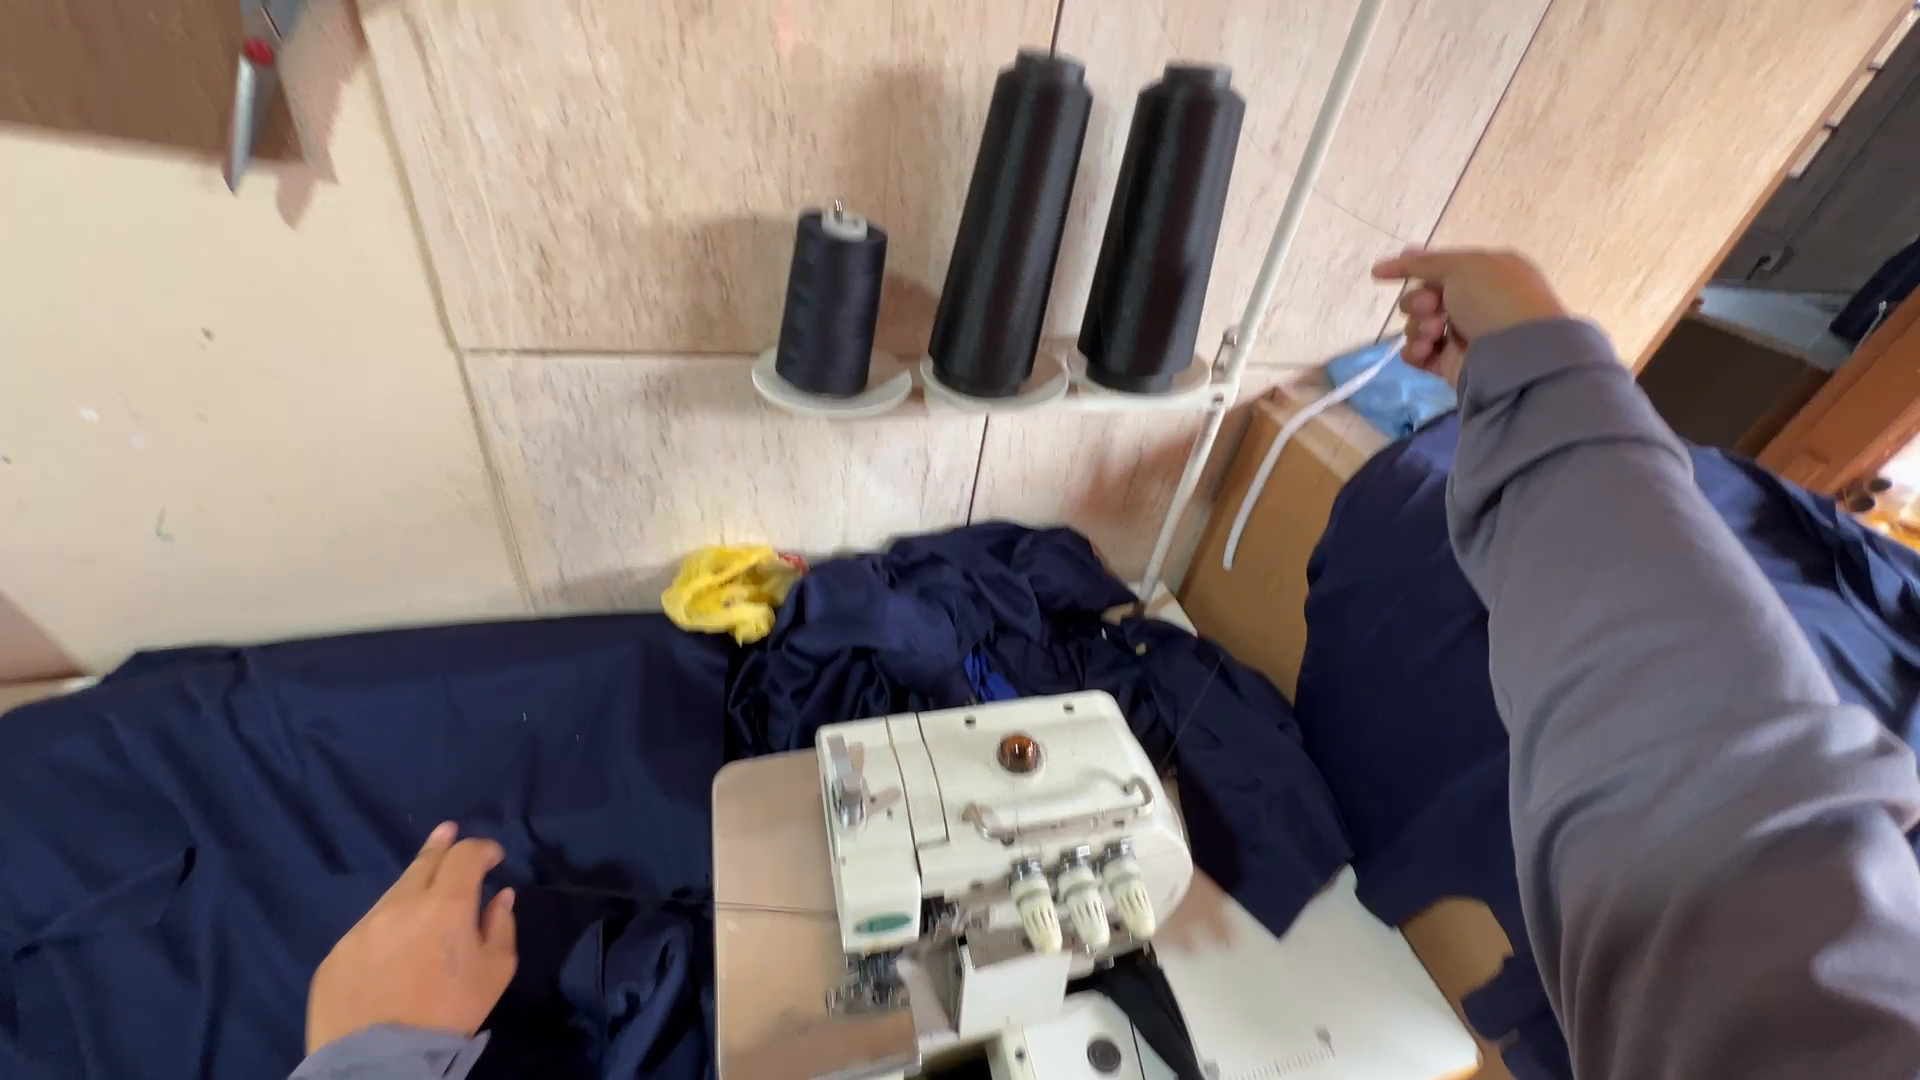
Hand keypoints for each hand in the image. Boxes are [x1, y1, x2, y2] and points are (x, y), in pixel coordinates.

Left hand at [306, 822, 517, 1053]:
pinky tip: (395, 939)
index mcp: (447, 904)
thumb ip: (501, 924)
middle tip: (448, 831)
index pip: (467, 854)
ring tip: (425, 887)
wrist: (378, 1064)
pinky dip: (388, 921)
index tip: (494, 858)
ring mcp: (363, 929)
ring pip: (394, 891)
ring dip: (415, 884)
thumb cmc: (450, 1012)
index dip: (483, 848)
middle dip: (442, 844)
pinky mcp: (336, 955)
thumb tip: (500, 897)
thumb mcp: (497, 968)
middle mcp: (402, 905)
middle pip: (424, 860)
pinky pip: (369, 925)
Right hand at [1371, 247, 1567, 386]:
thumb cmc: (1495, 299)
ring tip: (1434, 333)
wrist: (1515, 352)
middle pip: (1421, 299)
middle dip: (1416, 302)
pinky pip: (1417, 353)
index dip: (1410, 270)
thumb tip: (1397, 255)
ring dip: (1417, 327)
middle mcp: (1472, 303)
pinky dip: (1415, 350)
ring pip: (1416, 327)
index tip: (1379, 274)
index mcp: (1483, 274)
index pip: (1437, 269)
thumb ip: (1426, 262)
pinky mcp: (1448, 362)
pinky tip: (1425, 349)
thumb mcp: (1463, 267)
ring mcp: (1460, 334)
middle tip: (1430, 307)